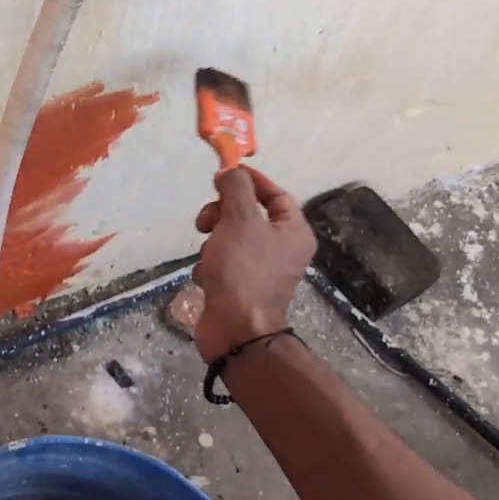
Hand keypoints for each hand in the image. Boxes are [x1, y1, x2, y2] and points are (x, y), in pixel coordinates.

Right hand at [192, 165, 315, 361]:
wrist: (235, 328)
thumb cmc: (242, 269)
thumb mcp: (239, 219)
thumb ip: (235, 189)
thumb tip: (231, 171)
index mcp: (293, 232)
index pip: (275, 194)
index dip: (250, 181)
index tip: (224, 174)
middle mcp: (283, 250)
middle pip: (250, 214)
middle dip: (223, 213)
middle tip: (205, 220)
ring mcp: (262, 270)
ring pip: (232, 237)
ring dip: (214, 239)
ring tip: (207, 253)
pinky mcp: (242, 287)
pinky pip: (224, 261)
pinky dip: (212, 263)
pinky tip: (206, 274)